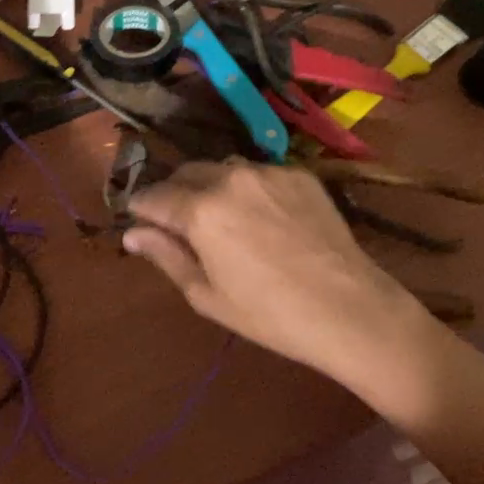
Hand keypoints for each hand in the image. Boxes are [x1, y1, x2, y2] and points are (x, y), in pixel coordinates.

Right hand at [123, 160, 430, 378]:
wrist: (350, 309)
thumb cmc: (270, 314)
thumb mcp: (207, 295)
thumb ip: (166, 256)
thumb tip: (133, 233)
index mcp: (200, 210)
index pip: (153, 196)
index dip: (140, 209)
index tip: (139, 221)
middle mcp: (229, 178)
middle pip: (185, 173)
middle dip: (175, 194)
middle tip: (180, 224)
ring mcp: (267, 172)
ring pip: (222, 169)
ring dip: (212, 187)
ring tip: (224, 219)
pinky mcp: (298, 174)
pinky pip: (259, 174)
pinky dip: (250, 190)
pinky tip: (264, 220)